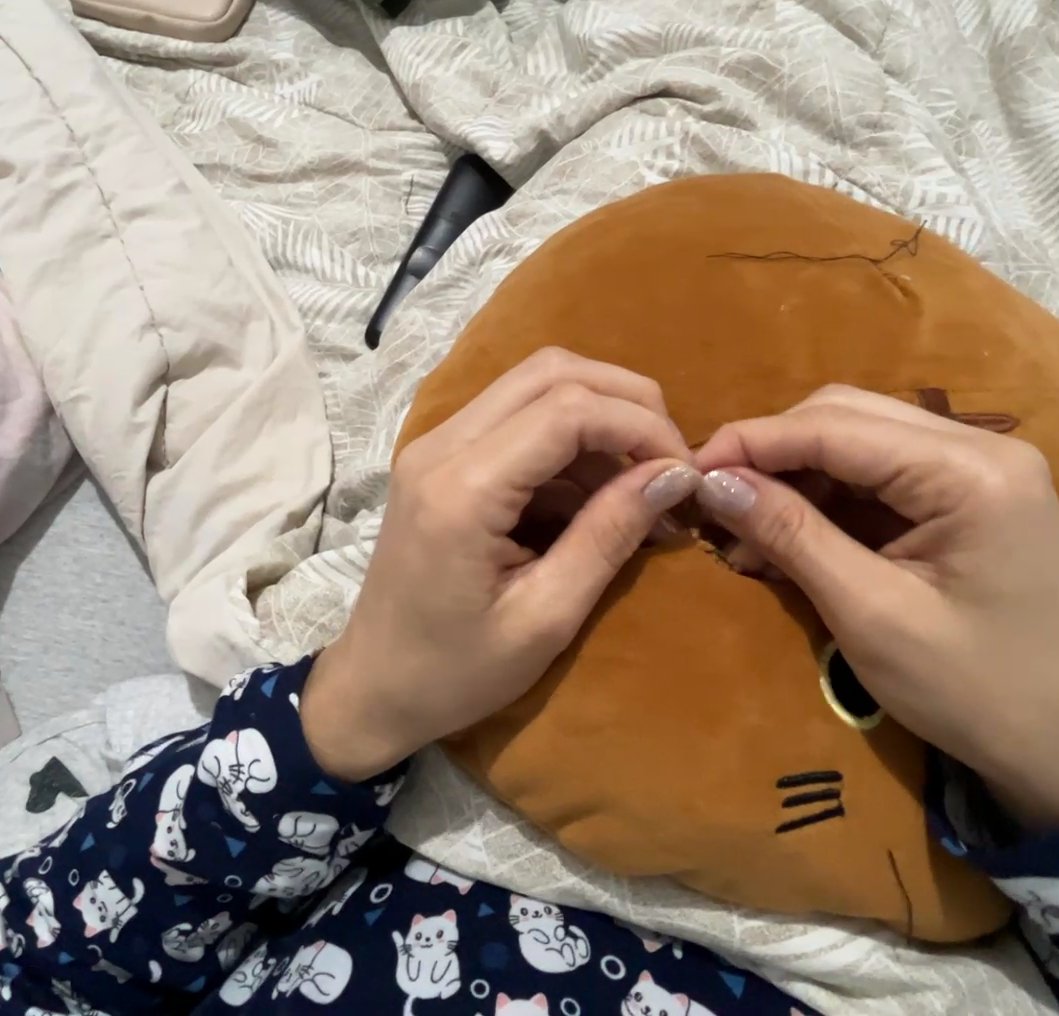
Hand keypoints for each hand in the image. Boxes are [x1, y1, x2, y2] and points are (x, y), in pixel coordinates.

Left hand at [301, 349, 700, 782]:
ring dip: (598, 418)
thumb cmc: (455, 672)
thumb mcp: (545, 618)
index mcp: (461, 490)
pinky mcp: (439, 458)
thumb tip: (674, 475)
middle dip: (625, 401)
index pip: (566, 409)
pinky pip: (514, 418)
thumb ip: (608, 536)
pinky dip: (567, 441)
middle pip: (550, 372)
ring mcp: (433, 446)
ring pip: (533, 385)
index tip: (684, 473)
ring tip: (640, 485)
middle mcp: (440, 446)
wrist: (373, 685)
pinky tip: (596, 494)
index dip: (639, 426)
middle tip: (669, 461)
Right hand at [691, 385, 1058, 830]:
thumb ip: (790, 535)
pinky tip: (782, 538)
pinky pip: (872, 477)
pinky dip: (820, 501)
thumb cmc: (974, 691)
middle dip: (769, 453)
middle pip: (843, 416)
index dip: (751, 442)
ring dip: (790, 477)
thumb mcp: (869, 614)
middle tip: (712, 500)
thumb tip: (712, 482)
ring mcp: (974, 471)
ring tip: (740, 530)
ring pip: (852, 441)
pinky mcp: (962, 499)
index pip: (834, 426)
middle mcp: (978, 449)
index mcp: (970, 472)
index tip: (686, 473)